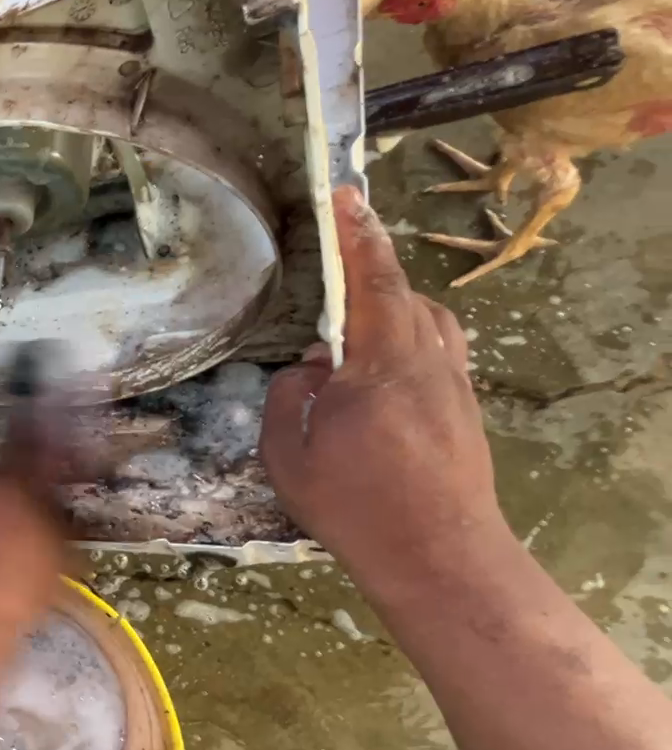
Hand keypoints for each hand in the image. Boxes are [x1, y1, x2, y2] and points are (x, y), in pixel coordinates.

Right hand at [260, 187, 510, 590]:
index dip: (356, 238)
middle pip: (407, 296)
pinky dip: (408, 331)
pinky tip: (379, 357)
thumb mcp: (288, 454)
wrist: (437, 553)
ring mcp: (452, 385)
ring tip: (355, 309)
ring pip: (429, 320)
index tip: (342, 197)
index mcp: (379, 369)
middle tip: (340, 252)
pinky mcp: (462, 407)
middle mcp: (427, 365)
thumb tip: (308, 369)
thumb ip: (289, 399)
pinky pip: (437, 347)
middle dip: (375, 265)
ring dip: (393, 301)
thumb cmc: (351, 503)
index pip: (371, 286)